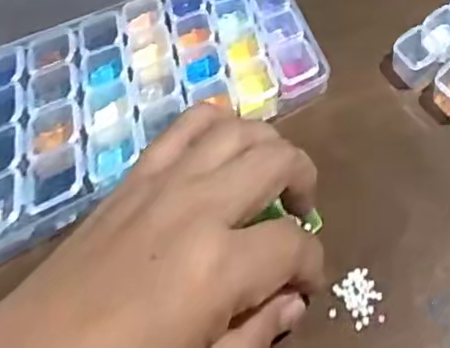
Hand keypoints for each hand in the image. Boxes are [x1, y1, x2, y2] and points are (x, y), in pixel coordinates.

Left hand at [0, 105, 324, 347]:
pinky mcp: (135, 173)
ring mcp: (165, 180)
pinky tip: (225, 146)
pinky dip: (218, 122)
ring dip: (269, 144)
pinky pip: (188, 123)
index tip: (309, 283)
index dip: (313, 263)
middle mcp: (200, 204)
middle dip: (305, 181)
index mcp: (218, 266)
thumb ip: (254, 336)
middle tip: (301, 215)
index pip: (294, 243)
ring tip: (272, 174)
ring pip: (240, 128)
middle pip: (277, 160)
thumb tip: (293, 301)